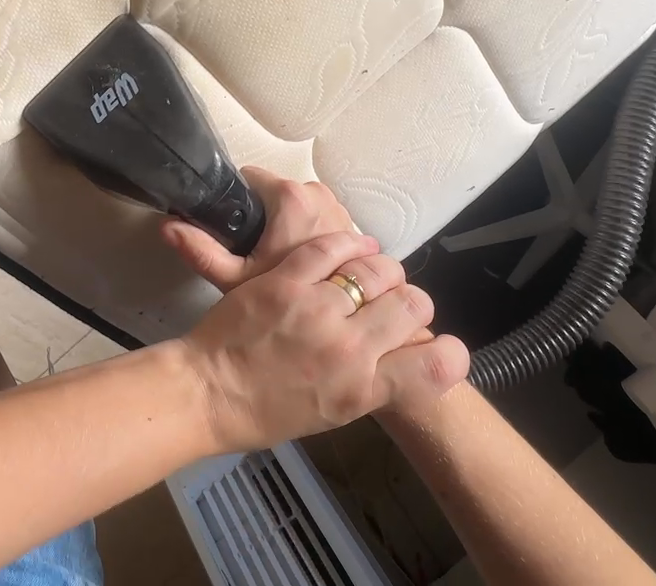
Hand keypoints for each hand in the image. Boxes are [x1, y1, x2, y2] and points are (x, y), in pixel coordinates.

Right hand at [162, 168, 358, 291]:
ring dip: (295, 225)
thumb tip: (165, 226)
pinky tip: (310, 267)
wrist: (329, 339)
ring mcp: (342, 212)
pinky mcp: (357, 230)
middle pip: (281, 190)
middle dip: (271, 214)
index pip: (254, 177)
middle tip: (263, 252)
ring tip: (286, 260)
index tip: (241, 229)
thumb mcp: (232, 279)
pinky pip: (327, 221)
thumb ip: (199, 249)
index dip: (241, 200)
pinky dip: (317, 237)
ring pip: (305, 204)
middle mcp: (322, 197)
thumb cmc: (277, 307)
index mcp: (292, 198)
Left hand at [179, 231, 443, 450]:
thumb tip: (400, 355)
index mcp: (362, 389)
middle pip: (410, 306)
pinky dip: (348, 243)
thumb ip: (371, 383)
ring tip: (377, 270)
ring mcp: (314, 309)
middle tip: (398, 299)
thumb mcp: (333, 413)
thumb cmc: (265, 412)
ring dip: (383, 268)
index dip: (447, 351)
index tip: (437, 344)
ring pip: (375, 271)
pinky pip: (329, 248)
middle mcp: (347, 348)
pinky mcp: (283, 279)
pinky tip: (354, 245)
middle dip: (412, 300)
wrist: (208, 392)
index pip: (436, 365)